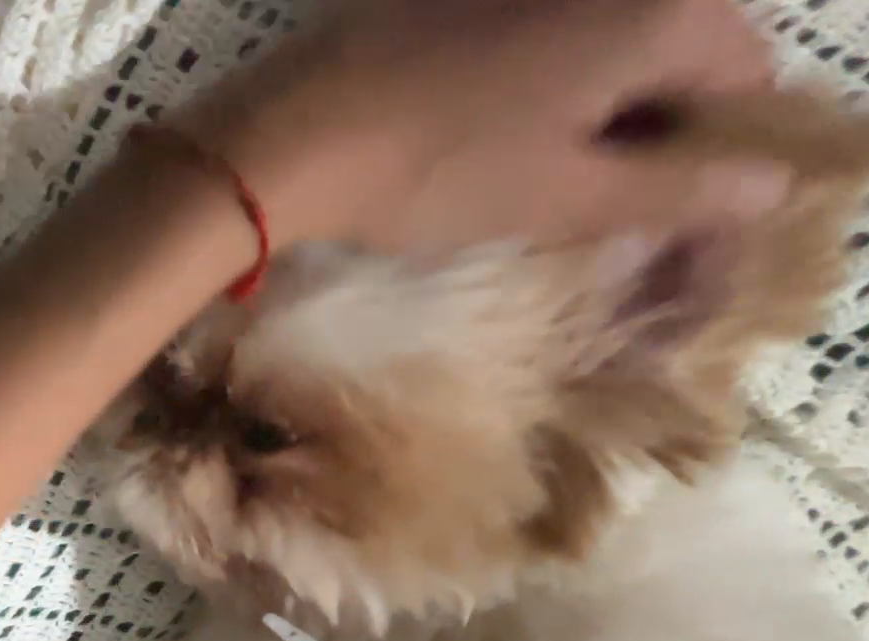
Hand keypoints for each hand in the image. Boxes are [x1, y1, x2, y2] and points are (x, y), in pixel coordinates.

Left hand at [175, 0, 790, 253]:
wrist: (288, 139)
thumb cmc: (431, 171)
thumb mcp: (557, 196)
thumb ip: (669, 189)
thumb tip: (766, 186)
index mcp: (654, 10)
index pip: (738, 73)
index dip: (710, 148)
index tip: (657, 206)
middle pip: (662, 51)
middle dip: (640, 127)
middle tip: (582, 200)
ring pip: (582, 46)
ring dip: (574, 108)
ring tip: (519, 174)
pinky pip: (510, 40)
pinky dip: (513, 86)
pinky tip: (467, 134)